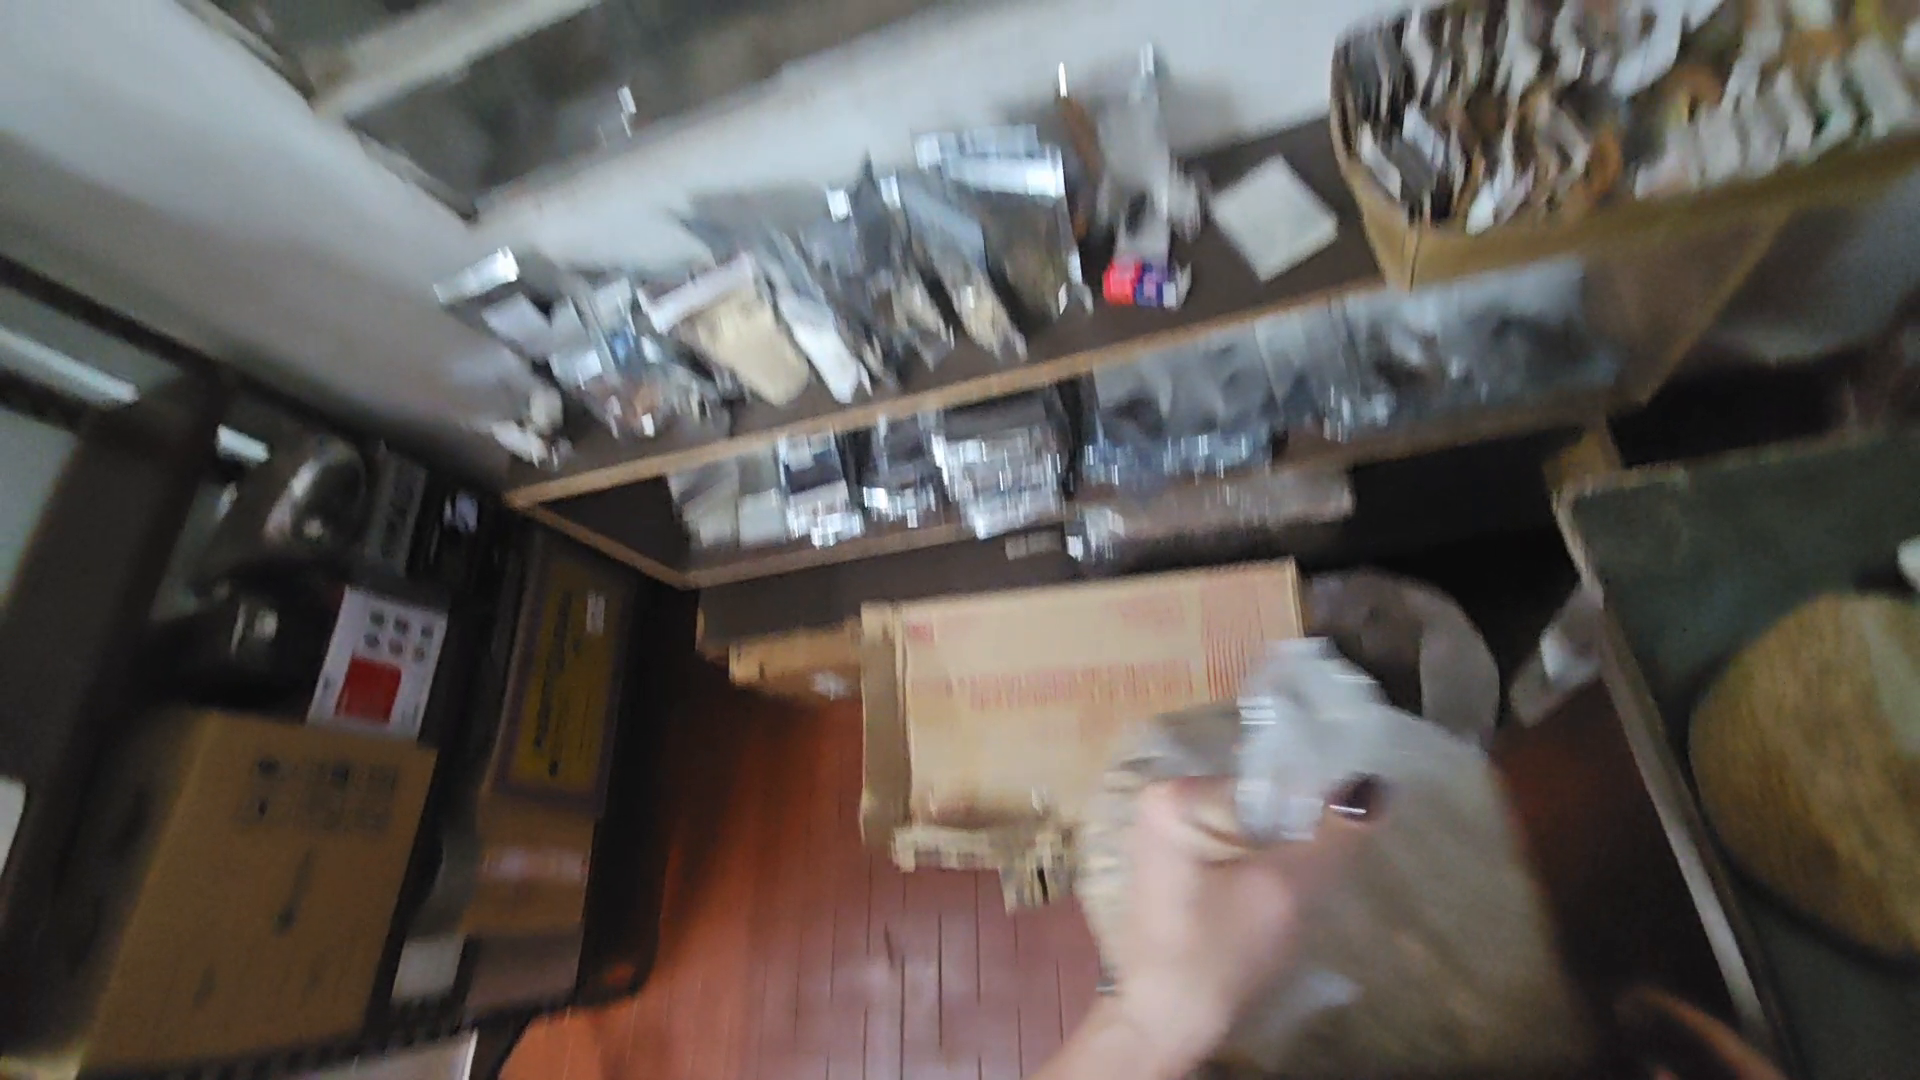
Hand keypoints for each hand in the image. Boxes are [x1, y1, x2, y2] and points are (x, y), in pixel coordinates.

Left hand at [1103, 775, 1376, 1073]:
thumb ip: (1329, 839)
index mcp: (1175, 794)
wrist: (1164, 1020)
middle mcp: (1162, 799)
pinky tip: (1269, 902)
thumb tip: (1370, 788)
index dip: (1314, 816)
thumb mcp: (1283, 893)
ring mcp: (1162, 830)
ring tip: (1294, 895)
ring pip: (1249, 830)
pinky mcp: (1173, 861)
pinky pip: (1231, 849)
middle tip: (1319, 877)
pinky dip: (1258, 869)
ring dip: (1281, 857)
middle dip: (1296, 838)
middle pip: (1257, 805)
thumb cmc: (1218, 952)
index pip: (1269, 786)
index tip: (1346, 845)